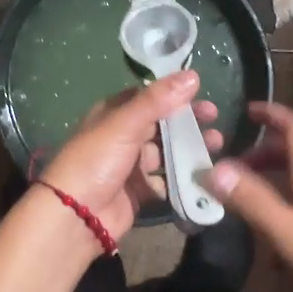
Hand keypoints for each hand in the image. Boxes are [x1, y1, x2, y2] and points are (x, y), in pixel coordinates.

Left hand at [37, 72, 220, 238]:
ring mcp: (129, 165)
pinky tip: (204, 175)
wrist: (76, 215)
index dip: (174, 95)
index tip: (202, 94)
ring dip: (189, 149)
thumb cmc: (96, 161)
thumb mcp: (124, 124)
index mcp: (112, 114)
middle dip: (187, 122)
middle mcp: (121, 136)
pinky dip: (182, 179)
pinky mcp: (138, 191)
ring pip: (165, 153)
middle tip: (215, 120)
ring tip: (216, 145)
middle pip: (160, 125)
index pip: (147, 98)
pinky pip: (165, 181)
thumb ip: (157, 101)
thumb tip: (192, 76)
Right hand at [208, 102, 292, 291]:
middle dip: (263, 151)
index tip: (245, 109)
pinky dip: (282, 206)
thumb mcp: (289, 233)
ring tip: (241, 195)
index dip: (273, 114)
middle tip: (231, 163)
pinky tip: (268, 234)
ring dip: (271, 179)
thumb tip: (214, 167)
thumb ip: (252, 200)